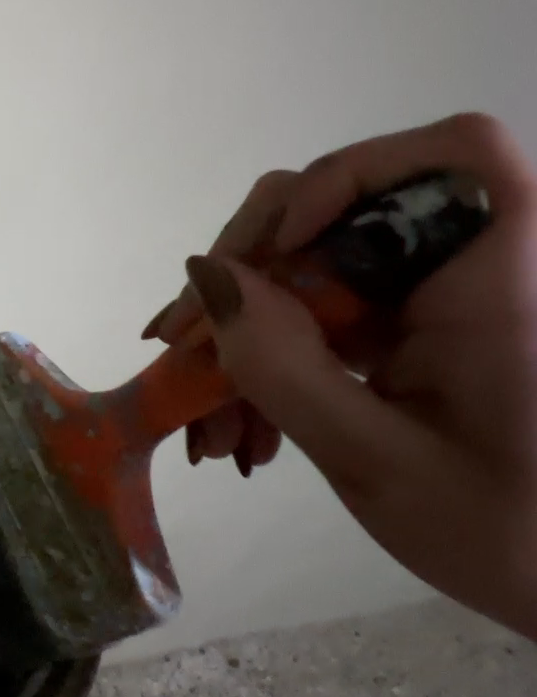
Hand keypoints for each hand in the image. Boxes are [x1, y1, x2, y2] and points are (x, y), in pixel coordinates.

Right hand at [159, 113, 536, 638]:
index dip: (352, 175)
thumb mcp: (378, 463)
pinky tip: (239, 416)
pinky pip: (317, 306)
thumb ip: (284, 365)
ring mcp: (438, 300)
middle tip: (192, 339)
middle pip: (340, 204)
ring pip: (309, 258)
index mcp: (503, 288)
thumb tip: (208, 276)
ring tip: (208, 410)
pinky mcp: (415, 328)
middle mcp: (473, 273)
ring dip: (241, 321)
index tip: (287, 247)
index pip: (454, 156)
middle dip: (248, 263)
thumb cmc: (516, 540)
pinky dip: (266, 351)